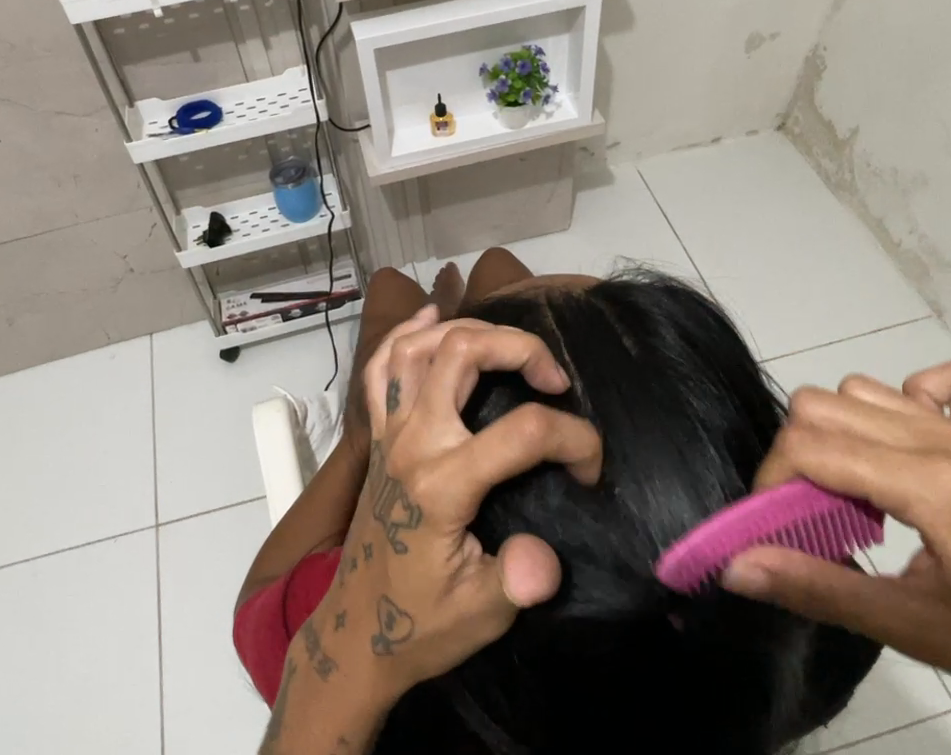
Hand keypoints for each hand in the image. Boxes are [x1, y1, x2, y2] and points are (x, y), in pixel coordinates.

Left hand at [300, 308, 602, 704]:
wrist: (358, 632)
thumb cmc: (423, 623)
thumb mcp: (482, 615)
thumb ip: (518, 581)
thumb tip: (544, 557)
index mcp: (443, 484)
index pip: (523, 432)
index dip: (574, 440)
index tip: (592, 469)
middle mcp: (413, 442)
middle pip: (461, 354)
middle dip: (519, 348)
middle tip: (553, 379)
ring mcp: (389, 434)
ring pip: (417, 348)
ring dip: (467, 330)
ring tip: (508, 347)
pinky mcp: (377, 438)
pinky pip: (381, 369)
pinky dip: (404, 335)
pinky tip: (429, 317)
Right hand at [722, 360, 950, 754]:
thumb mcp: (915, 629)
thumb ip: (817, 589)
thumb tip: (734, 567)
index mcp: (928, 482)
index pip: (809, 447)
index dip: (771, 481)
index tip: (773, 528)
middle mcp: (948, 439)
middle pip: (825, 404)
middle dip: (797, 454)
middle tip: (811, 515)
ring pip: (870, 389)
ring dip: (843, 432)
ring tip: (858, 494)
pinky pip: (947, 382)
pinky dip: (914, 400)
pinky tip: (913, 448)